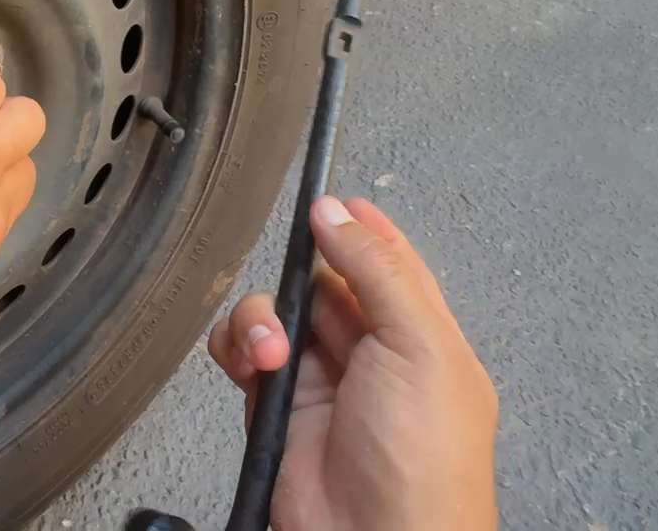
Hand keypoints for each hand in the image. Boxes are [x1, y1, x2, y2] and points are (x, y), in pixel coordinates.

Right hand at [208, 197, 497, 530]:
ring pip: (276, 311)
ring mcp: (320, 377)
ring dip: (261, 319)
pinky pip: (243, 349)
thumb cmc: (417, 457)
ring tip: (269, 352)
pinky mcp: (276, 399)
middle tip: (291, 291)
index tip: (335, 200)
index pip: (393, 266)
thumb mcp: (417, 349)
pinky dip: (236, 346)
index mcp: (421, 339)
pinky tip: (247, 363)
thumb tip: (334, 211)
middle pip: (322, 282)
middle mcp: (371, 353)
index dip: (366, 231)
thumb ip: (376, 271)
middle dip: (298, 278)